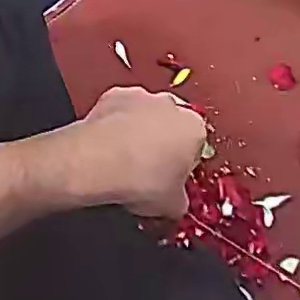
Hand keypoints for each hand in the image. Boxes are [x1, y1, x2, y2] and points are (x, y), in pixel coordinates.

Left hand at [41, 87, 207, 217]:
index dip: (185, 164)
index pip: (197, 145)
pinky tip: (110, 145)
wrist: (102, 160)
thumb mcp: (173, 205)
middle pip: (173, 124)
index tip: (174, 178)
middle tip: (151, 169)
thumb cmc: (139, 176)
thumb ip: (180, 199)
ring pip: (147, 113)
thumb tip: (175, 203)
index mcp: (194, 128)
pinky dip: (117, 122)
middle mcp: (171, 105)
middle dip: (164, 142)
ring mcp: (143, 96)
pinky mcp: (115, 94)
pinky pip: (121, 109)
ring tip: (127, 159)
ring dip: (141, 130)